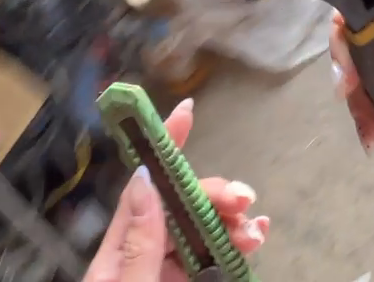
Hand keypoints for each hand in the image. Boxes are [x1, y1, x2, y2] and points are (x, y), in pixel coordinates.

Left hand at [83, 99, 269, 281]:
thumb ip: (139, 245)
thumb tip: (146, 177)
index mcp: (116, 252)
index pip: (144, 187)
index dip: (166, 146)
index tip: (188, 109)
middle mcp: (141, 254)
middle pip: (181, 208)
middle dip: (214, 195)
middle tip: (244, 199)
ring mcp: (162, 273)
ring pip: (200, 231)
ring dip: (231, 221)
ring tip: (256, 230)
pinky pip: (210, 259)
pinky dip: (233, 243)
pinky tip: (255, 237)